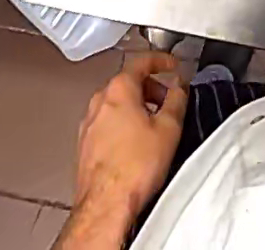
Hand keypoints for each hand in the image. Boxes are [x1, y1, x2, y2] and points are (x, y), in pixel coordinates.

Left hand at [56, 52, 188, 249]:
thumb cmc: (132, 169)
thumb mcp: (168, 129)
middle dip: (151, 89)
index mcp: (119, 88)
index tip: (170, 64)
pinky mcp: (86, 142)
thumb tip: (178, 88)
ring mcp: (90, 121)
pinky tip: (134, 146)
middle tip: (166, 101)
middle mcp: (100, 99)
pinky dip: (122, 125)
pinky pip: (107, 123)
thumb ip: (176, 100)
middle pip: (129, 82)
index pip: (142, 61)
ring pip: (117, 103)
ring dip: (136, 108)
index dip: (161, 60)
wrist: (105, 204)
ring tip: (153, 129)